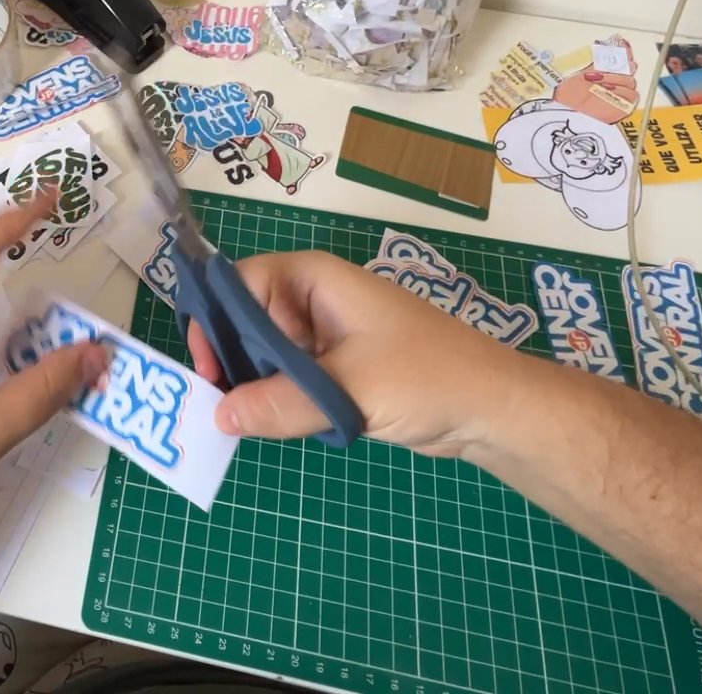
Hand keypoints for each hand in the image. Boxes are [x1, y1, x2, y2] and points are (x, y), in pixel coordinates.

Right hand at [186, 251, 534, 457]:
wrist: (494, 411)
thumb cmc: (427, 377)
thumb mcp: (350, 389)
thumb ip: (282, 403)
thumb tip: (219, 415)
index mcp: (312, 279)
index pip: (241, 282)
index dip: (217, 318)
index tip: (208, 366)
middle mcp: (310, 300)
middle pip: (246, 317)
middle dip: (228, 356)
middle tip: (215, 401)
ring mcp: (321, 334)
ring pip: (263, 351)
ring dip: (249, 381)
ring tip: (236, 417)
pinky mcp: (331, 367)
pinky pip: (285, 375)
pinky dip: (272, 396)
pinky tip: (264, 422)